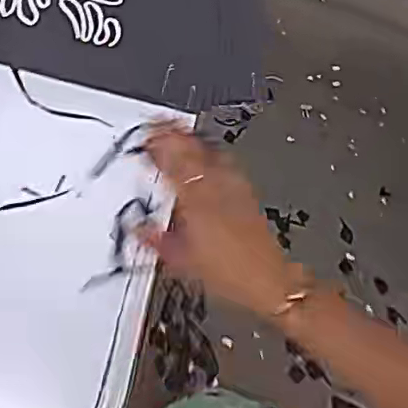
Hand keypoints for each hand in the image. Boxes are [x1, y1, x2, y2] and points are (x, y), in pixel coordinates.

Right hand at [140, 120, 306, 319]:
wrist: (268, 280)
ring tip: (178, 131)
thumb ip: (156, 239)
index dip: (156, 148)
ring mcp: (231, 185)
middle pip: (189, 149)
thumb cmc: (228, 272)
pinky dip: (210, 150)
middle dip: (170, 134)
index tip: (146, 141)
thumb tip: (139, 228)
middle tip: (157, 127)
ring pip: (207, 149)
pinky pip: (224, 160)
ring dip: (190, 138)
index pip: (170, 163)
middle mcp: (213, 186)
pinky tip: (207, 151)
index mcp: (193, 200)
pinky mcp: (244, 189)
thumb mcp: (182, 260)